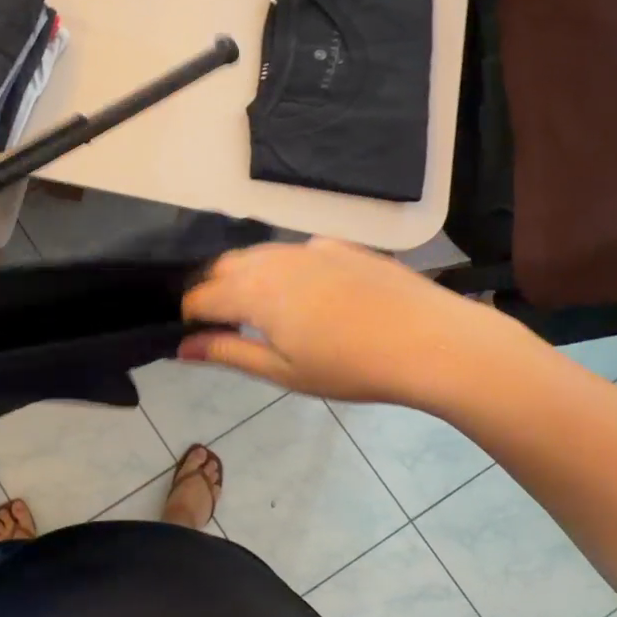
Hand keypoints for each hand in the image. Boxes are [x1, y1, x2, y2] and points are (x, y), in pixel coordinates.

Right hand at [181, 238, 523, 406]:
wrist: (435, 342)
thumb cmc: (351, 367)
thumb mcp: (282, 371)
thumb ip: (227, 352)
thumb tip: (182, 347)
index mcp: (253, 290)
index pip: (199, 296)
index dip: (188, 317)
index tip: (196, 338)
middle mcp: (274, 259)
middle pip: (222, 267)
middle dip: (212, 292)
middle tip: (224, 326)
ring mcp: (309, 248)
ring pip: (257, 254)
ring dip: (244, 277)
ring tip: (260, 311)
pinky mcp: (341, 246)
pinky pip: (294, 251)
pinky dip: (282, 268)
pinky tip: (306, 295)